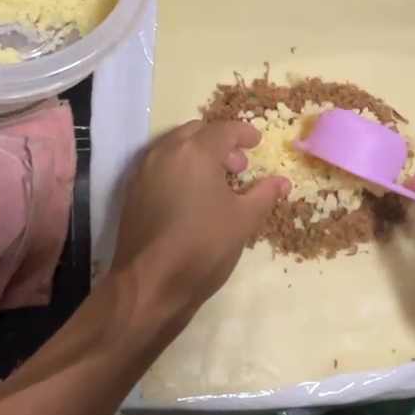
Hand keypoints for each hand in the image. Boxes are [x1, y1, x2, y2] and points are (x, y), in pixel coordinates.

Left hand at [112, 120, 289, 317]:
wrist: (149, 284)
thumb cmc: (203, 246)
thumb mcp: (244, 220)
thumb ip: (264, 193)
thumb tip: (282, 181)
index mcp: (195, 152)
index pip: (224, 130)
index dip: (244, 133)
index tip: (257, 142)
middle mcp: (166, 152)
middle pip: (196, 132)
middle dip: (219, 143)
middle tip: (238, 167)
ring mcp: (144, 171)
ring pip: (174, 147)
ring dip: (197, 154)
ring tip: (215, 182)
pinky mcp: (132, 192)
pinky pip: (159, 166)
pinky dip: (178, 169)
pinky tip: (190, 197)